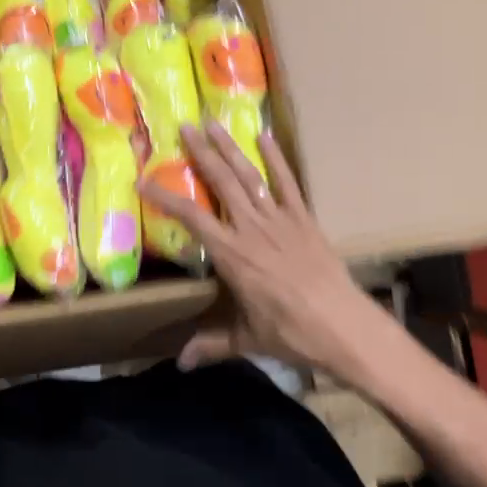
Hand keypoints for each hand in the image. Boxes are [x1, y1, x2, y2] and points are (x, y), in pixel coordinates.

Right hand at [138, 124, 390, 378]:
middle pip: (221, 182)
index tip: (142, 180)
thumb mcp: (247, 339)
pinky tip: (265, 136)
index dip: (165, 197)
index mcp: (231, 255)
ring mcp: (279, 219)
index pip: (190, 218)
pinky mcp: (304, 219)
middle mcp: (251, 228)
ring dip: (230, 148)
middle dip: (201, 153)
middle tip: (184, 126)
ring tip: (213, 123)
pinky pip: (287, 183)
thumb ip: (211, 345)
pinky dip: (276, 159)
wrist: (343, 326)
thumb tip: (181, 363)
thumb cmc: (291, 334)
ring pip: (249, 176)